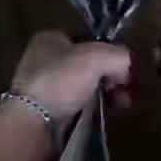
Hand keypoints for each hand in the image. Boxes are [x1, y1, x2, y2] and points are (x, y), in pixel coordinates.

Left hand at [10, 31, 130, 122]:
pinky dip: (93, 108)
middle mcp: (45, 59)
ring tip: (121, 105)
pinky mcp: (48, 110)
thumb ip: (119, 56)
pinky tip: (106, 114)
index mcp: (51, 38)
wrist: (33, 122)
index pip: (89, 38)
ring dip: (107, 94)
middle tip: (127, 89)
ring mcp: (45, 86)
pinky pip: (78, 104)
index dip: (110, 50)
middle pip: (90, 64)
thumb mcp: (97, 58)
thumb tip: (127, 68)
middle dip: (112, 76)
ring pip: (86, 86)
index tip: (126, 67)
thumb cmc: (61, 80)